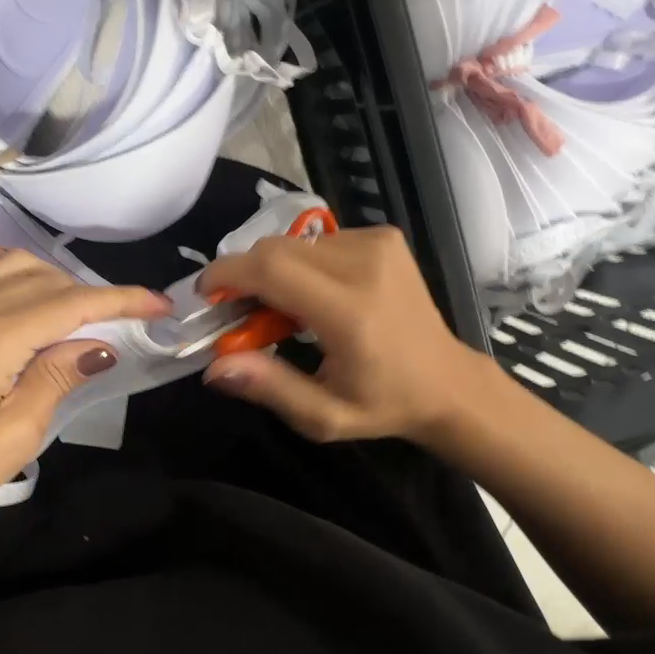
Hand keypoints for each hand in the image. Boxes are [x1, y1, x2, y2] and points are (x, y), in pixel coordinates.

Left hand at [0, 243, 168, 558]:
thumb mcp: (17, 434)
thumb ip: (58, 378)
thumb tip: (102, 343)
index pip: (72, 304)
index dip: (121, 299)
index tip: (160, 304)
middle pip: (47, 281)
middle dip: (93, 296)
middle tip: (122, 326)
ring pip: (14, 265)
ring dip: (53, 280)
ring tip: (77, 314)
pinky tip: (12, 277)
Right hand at [198, 226, 491, 443]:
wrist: (448, 382)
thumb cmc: (383, 404)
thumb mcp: (323, 416)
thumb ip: (269, 388)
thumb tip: (215, 366)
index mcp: (349, 311)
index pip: (270, 269)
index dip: (227, 274)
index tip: (206, 294)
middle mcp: (364, 265)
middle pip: (275, 249)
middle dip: (245, 275)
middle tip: (241, 312)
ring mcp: (377, 245)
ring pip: (293, 243)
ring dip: (274, 271)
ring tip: (283, 310)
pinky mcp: (383, 237)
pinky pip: (318, 241)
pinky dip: (302, 264)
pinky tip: (314, 295)